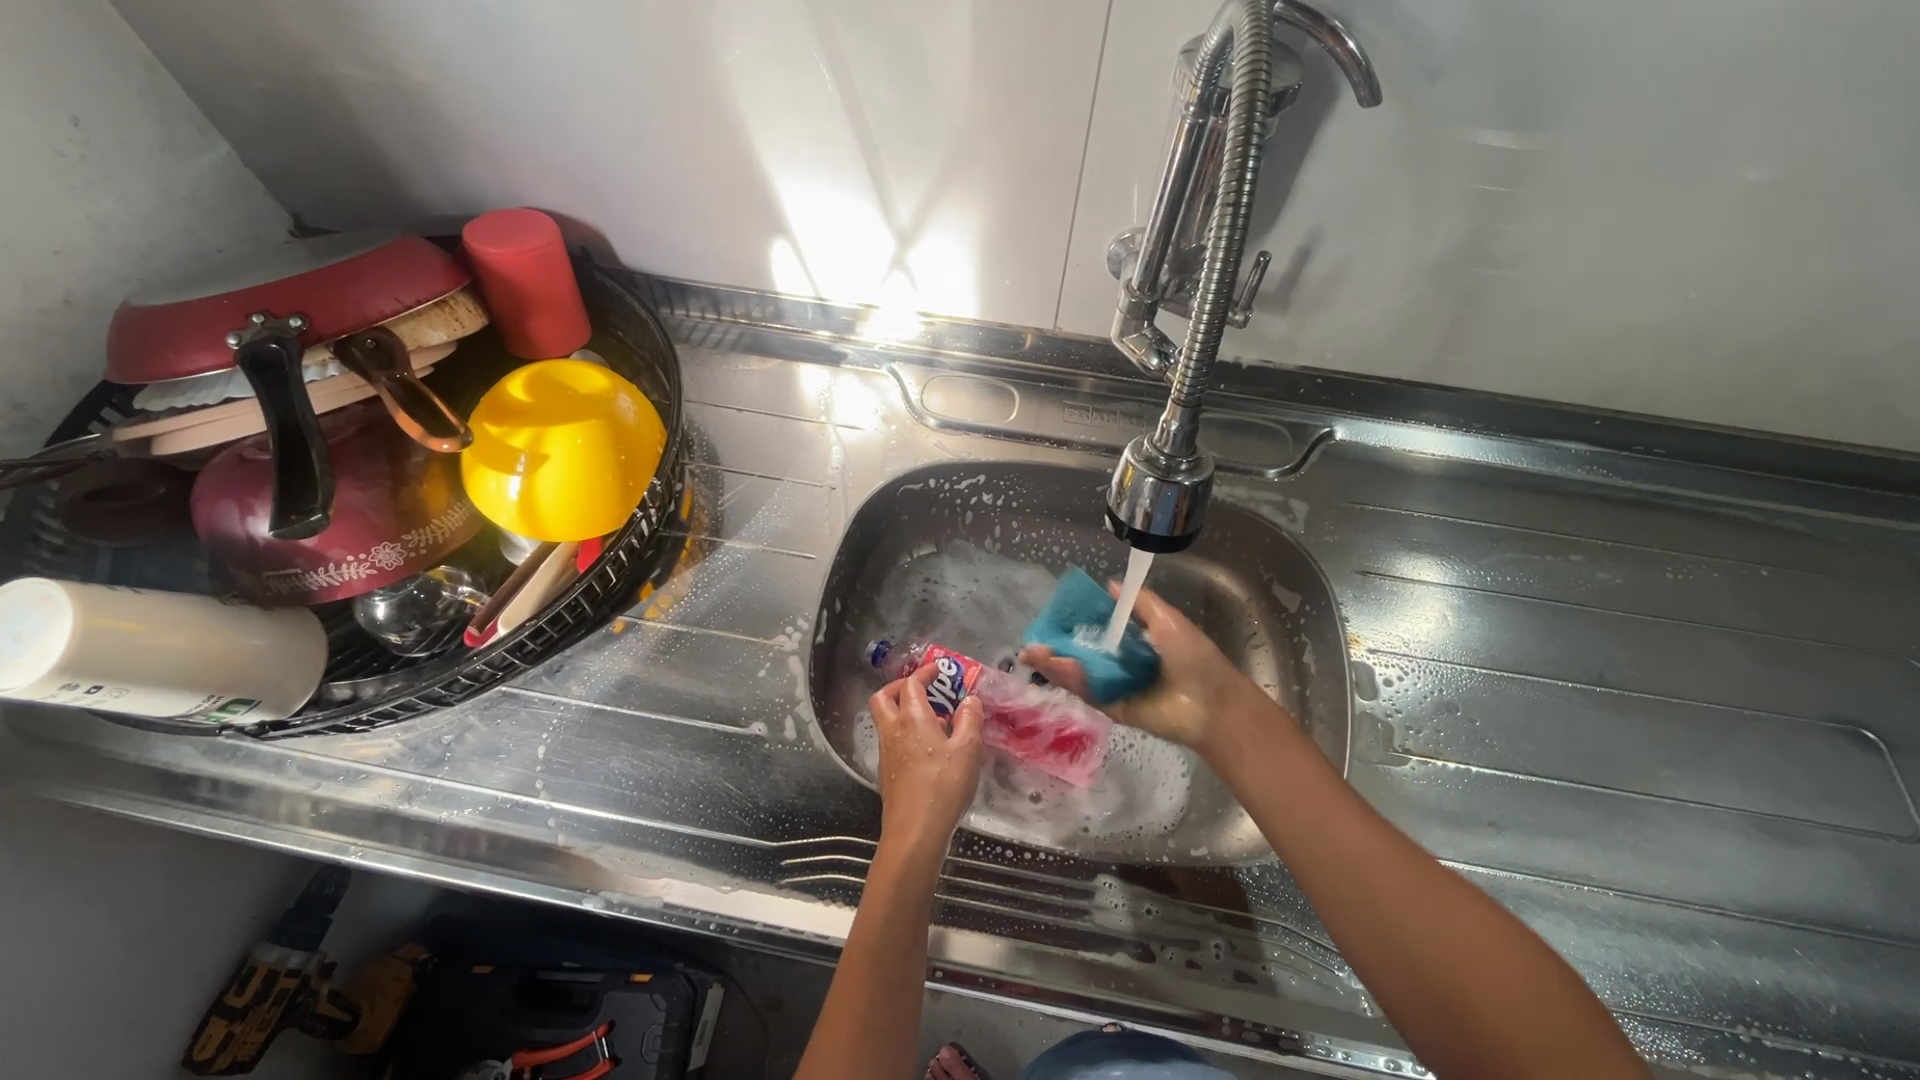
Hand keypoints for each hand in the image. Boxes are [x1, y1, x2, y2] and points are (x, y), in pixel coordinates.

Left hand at [868, 666, 985, 853]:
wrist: (915, 830)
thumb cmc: (944, 786)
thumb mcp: (968, 750)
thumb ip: (970, 720)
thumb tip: (970, 700)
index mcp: (912, 719)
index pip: (910, 684)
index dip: (924, 673)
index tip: (939, 671)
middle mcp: (893, 731)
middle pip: (884, 698)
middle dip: (900, 688)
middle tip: (923, 690)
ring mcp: (886, 753)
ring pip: (886, 721)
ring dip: (904, 712)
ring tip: (936, 722)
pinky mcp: (887, 773)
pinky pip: (893, 741)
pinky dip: (906, 734)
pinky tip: (930, 751)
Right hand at [1019, 585, 1264, 753]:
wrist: (1211, 702)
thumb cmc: (1194, 658)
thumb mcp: (1167, 619)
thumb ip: (1139, 603)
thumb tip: (1109, 584)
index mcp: (1133, 642)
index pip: (1095, 631)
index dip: (1073, 623)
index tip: (1052, 614)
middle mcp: (1120, 664)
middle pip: (1080, 654)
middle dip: (1054, 647)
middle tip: (1031, 640)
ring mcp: (1114, 687)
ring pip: (1077, 674)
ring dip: (1054, 664)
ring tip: (1031, 652)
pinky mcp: (1112, 708)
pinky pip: (1088, 692)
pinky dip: (1071, 679)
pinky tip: (1055, 664)